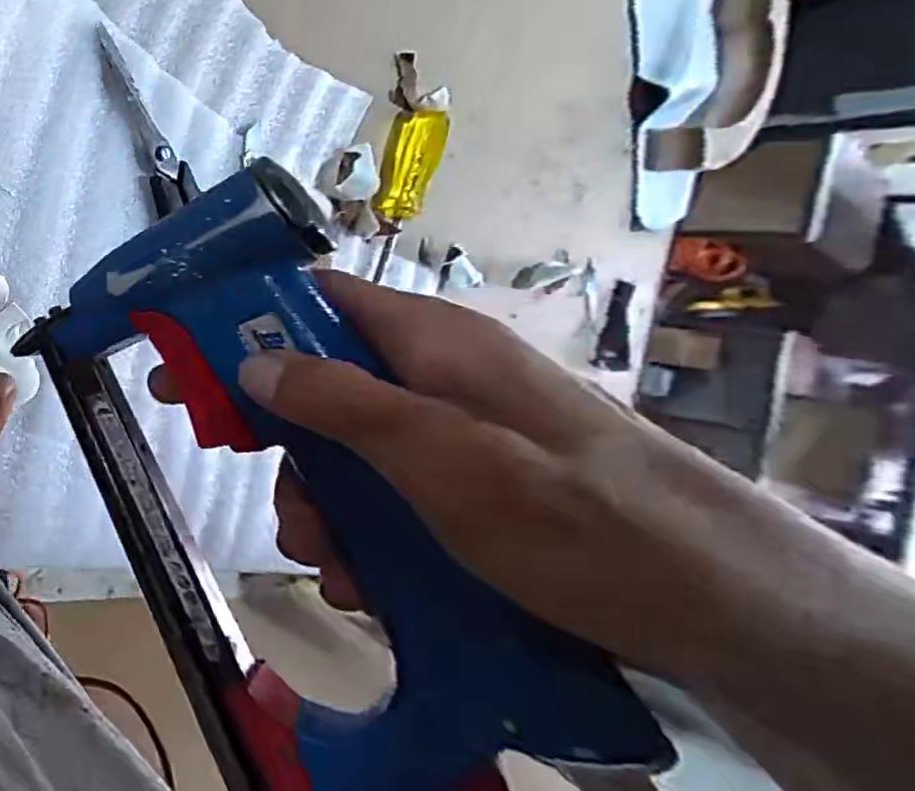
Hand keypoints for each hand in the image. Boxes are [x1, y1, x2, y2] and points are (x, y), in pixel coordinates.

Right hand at [151, 270, 883, 686]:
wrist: (729, 616)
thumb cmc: (580, 514)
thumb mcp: (445, 456)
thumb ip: (341, 403)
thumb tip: (251, 363)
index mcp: (423, 339)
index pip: (309, 298)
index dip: (239, 317)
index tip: (184, 356)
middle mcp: (425, 374)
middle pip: (313, 380)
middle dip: (277, 437)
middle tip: (244, 470)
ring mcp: (441, 433)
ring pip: (339, 450)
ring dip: (317, 504)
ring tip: (331, 564)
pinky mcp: (455, 487)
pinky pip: (377, 496)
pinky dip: (358, 537)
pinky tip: (365, 585)